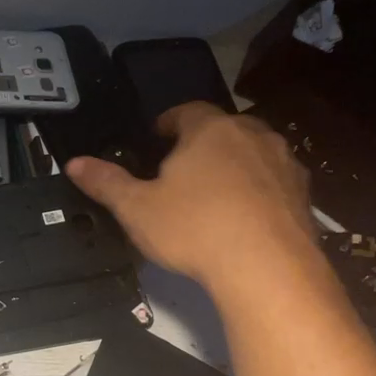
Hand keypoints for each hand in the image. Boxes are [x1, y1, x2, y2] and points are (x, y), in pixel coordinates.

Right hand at [66, 102, 320, 296]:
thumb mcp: (135, 208)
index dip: (168, 122)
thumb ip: (106, 182)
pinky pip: (269, 180)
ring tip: (207, 195)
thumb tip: (74, 163)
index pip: (187, 111)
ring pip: (249, 153)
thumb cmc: (192, 227)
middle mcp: (252, 135)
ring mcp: (282, 161)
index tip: (155, 137)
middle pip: (222, 129)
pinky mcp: (301, 191)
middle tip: (176, 170)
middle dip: (199, 144)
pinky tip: (236, 216)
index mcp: (209, 132)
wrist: (265, 265)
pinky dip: (252, 189)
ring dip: (229, 165)